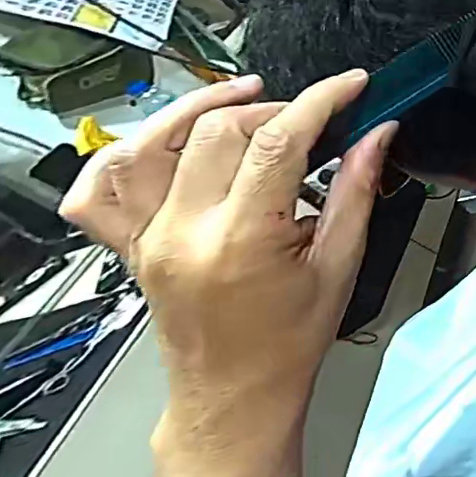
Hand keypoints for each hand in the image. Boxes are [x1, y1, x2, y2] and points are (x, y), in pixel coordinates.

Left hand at [60, 71, 394, 415]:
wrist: (235, 391)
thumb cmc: (292, 334)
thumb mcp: (342, 258)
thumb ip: (357, 187)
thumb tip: (378, 132)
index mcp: (241, 239)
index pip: (277, 140)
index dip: (321, 100)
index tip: (352, 84)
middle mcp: (181, 233)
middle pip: (217, 131)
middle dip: (277, 107)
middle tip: (317, 116)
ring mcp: (144, 238)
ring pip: (145, 146)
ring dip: (198, 108)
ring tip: (246, 96)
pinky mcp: (128, 245)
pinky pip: (97, 190)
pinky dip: (126, 151)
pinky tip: (170, 137)